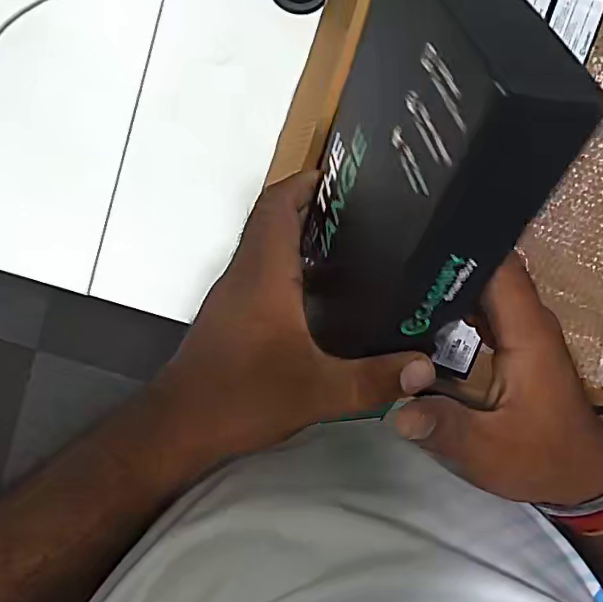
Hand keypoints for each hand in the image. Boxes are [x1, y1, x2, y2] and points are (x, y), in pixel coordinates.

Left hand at [155, 171, 436, 455]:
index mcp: (263, 274)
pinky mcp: (230, 316)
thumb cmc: (240, 397)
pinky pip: (259, 272)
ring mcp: (233, 295)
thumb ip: (373, 380)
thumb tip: (424, 369)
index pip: (277, 206)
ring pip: (263, 246)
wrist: (179, 427)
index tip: (337, 175)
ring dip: (296, 235)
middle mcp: (243, 275)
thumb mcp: (317, 391)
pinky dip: (287, 266)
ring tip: (346, 244)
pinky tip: (319, 295)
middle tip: (355, 209)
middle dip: (308, 205)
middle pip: (270, 219)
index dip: (303, 182)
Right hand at [392, 255, 602, 505]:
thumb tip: (398, 412)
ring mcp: (523, 329)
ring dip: (448, 280)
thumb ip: (445, 428)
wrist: (583, 477)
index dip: (462, 244)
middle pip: (487, 268)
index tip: (416, 235)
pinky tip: (420, 310)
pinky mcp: (515, 341)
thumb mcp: (489, 453)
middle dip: (444, 258)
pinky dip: (455, 302)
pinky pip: (484, 306)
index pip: (500, 265)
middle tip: (390, 256)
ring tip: (397, 275)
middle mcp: (527, 320)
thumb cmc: (544, 460)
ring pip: (485, 285)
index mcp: (527, 332)